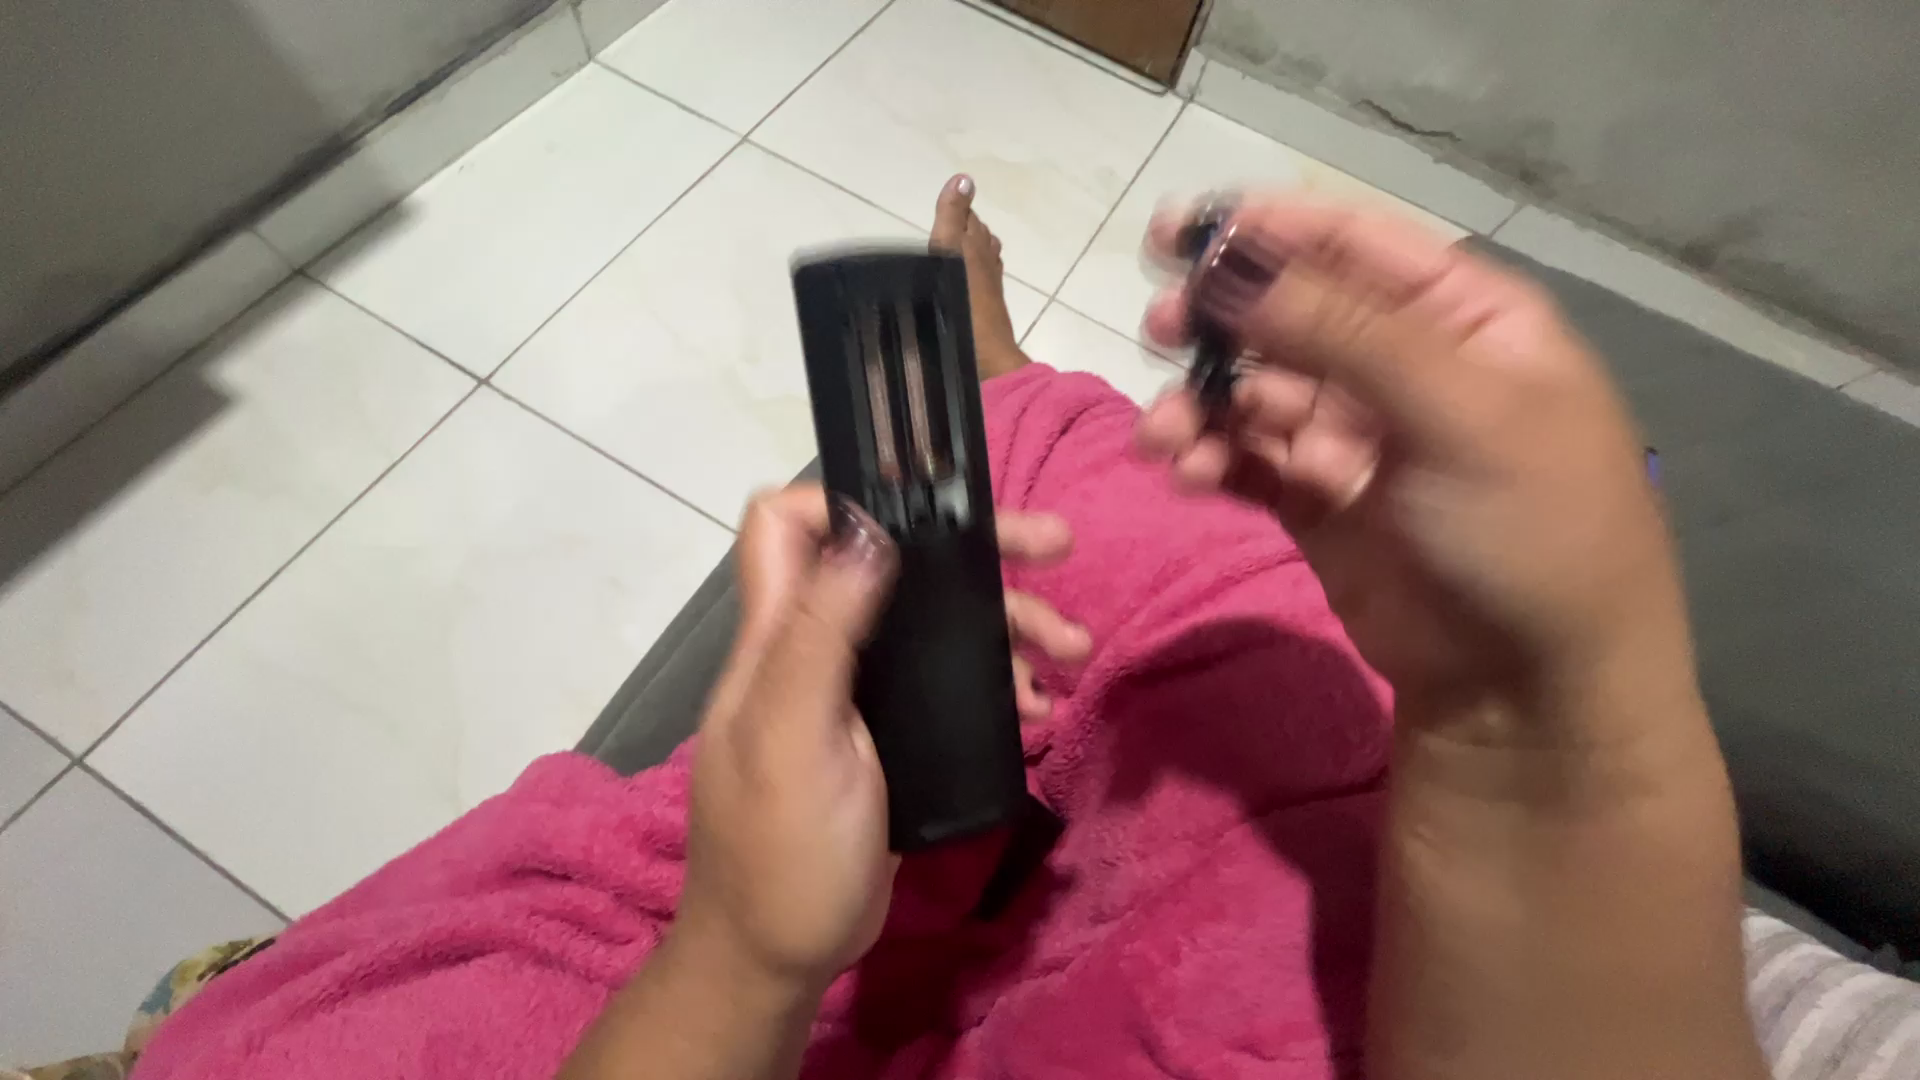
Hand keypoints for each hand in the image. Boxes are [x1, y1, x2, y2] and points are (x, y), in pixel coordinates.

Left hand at [676, 485, 1083, 990]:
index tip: (921, 512)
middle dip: (975, 550)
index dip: (845, 501)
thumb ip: (819, 632)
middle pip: (895, 564)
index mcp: (779, 633)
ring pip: (937, 621)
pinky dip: (999, 677)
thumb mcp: (795, 736)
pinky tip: (1037, 705)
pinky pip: (952, 677)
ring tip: (1072, 651)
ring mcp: (861, 687)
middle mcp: (820, 644)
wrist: (785, 953)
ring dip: (1008, 622)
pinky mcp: (895, 728)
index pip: (787, 525)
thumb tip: (864, 532)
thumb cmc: (784, 848)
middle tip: (1054, 547)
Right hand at [1136, 198, 1691, 725]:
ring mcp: (1346, 436)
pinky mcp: (1308, 498)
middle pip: (1285, 318)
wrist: (1523, 680)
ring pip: (1251, 396)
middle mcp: (1396, 367)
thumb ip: (1349, 333)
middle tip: (1158, 328)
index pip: (1352, 246)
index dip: (1266, 230)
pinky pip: (1244, 461)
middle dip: (1219, 321)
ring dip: (1200, 407)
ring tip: (1162, 436)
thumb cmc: (1529, 527)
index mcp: (1458, 319)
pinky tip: (1186, 474)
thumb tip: (1236, 268)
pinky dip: (1209, 461)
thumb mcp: (1462, 413)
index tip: (1180, 230)